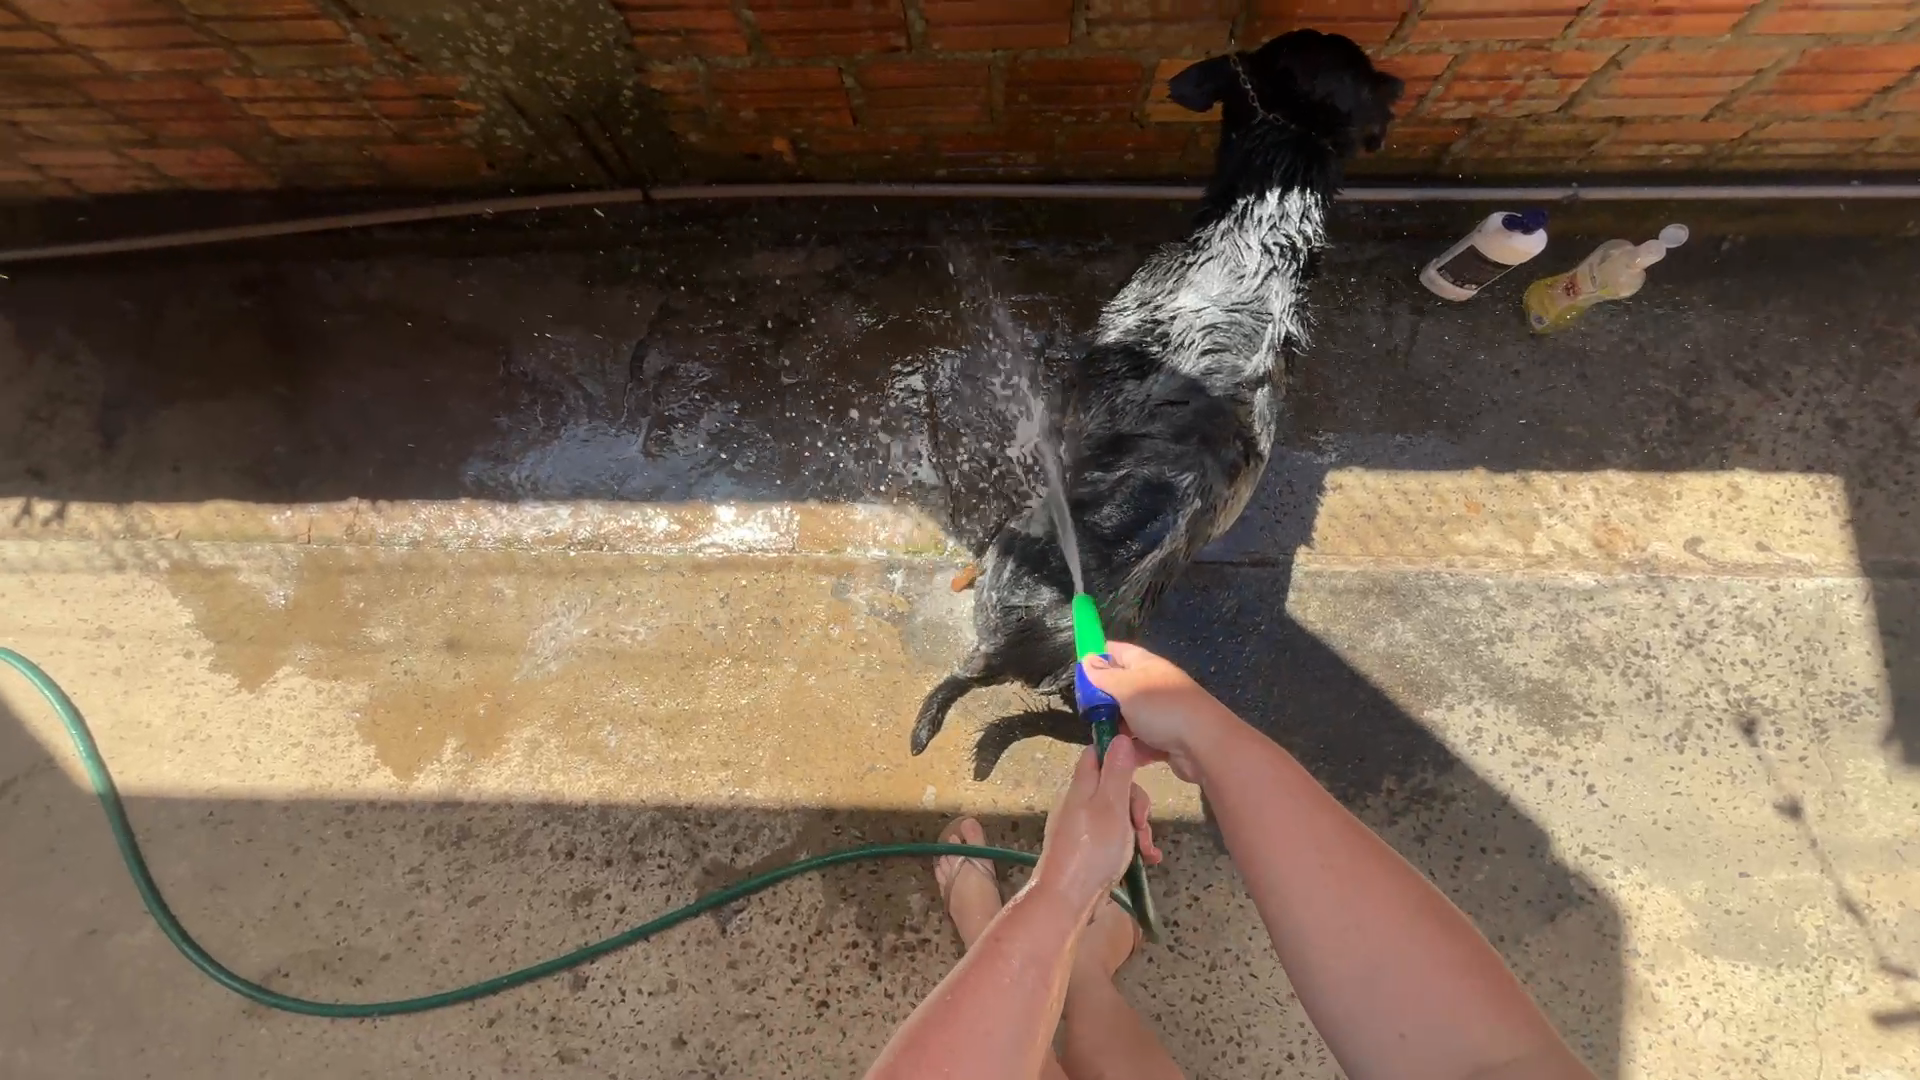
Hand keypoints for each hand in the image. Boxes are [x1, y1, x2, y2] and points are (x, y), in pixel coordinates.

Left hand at [1031, 735, 1161, 909]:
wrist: (1068, 898)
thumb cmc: (1092, 849)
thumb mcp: (1111, 805)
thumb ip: (1117, 771)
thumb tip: (1120, 736)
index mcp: (1081, 784)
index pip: (1098, 752)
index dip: (1120, 755)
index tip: (1144, 768)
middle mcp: (1079, 799)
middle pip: (1114, 784)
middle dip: (1136, 803)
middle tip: (1141, 823)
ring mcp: (1083, 824)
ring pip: (1118, 812)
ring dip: (1138, 828)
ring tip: (1147, 849)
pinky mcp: (1088, 846)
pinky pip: (1114, 835)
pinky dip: (1131, 844)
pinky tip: (1147, 859)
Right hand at [1081, 642, 1234, 783]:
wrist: (1205, 745)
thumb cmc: (1162, 709)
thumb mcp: (1125, 688)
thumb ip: (1104, 675)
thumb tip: (1088, 658)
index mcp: (1145, 665)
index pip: (1117, 651)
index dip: (1098, 655)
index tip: (1079, 670)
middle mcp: (1154, 685)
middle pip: (1121, 686)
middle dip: (1102, 699)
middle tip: (1085, 712)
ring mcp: (1161, 713)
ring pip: (1129, 717)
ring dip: (1115, 727)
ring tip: (1099, 738)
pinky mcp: (1166, 739)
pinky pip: (1141, 741)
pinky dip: (1130, 748)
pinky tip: (1118, 756)